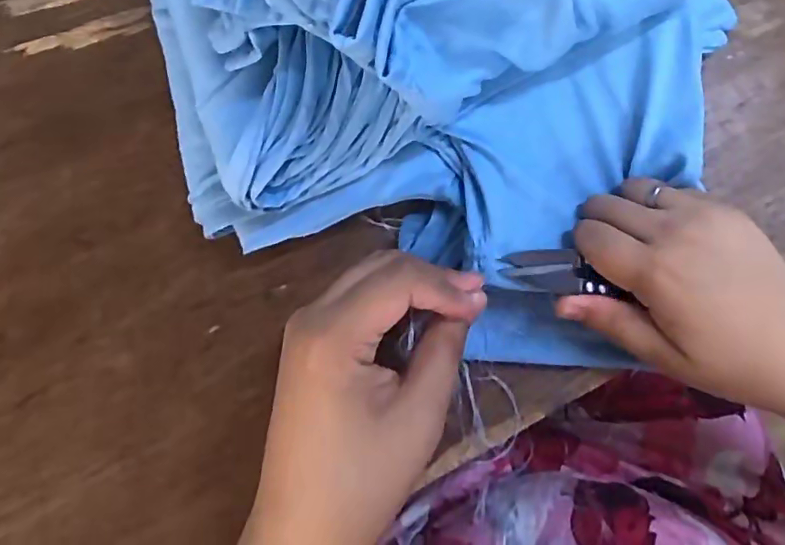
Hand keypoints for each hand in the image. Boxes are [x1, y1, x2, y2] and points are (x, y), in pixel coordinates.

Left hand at [241, 251, 486, 544]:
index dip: (444, 285)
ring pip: (367, 275)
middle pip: (380, 267)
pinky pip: (354, 296)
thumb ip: (444, 348)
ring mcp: (303, 325)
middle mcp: (310, 315)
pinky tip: (420, 309)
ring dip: (412, 281)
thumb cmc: (363, 480)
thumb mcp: (419, 415)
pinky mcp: (306, 339)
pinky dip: (391, 296)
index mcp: (332, 333)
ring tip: (455, 297)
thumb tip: (467, 303)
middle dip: (431, 275)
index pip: (397, 280)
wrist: (302, 532)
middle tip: (474, 292)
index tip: (482, 301)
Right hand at [556, 179, 784, 424]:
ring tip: (642, 237)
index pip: (591, 234)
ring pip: (637, 185)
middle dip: (598, 223)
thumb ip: (609, 320)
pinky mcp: (723, 205)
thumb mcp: (664, 355)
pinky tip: (679, 235)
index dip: (581, 248)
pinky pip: (674, 189)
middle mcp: (672, 228)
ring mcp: (701, 210)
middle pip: (607, 202)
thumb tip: (558, 300)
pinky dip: (661, 203)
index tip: (593, 268)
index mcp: (654, 270)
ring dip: (626, 206)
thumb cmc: (728, 363)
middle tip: (613, 254)